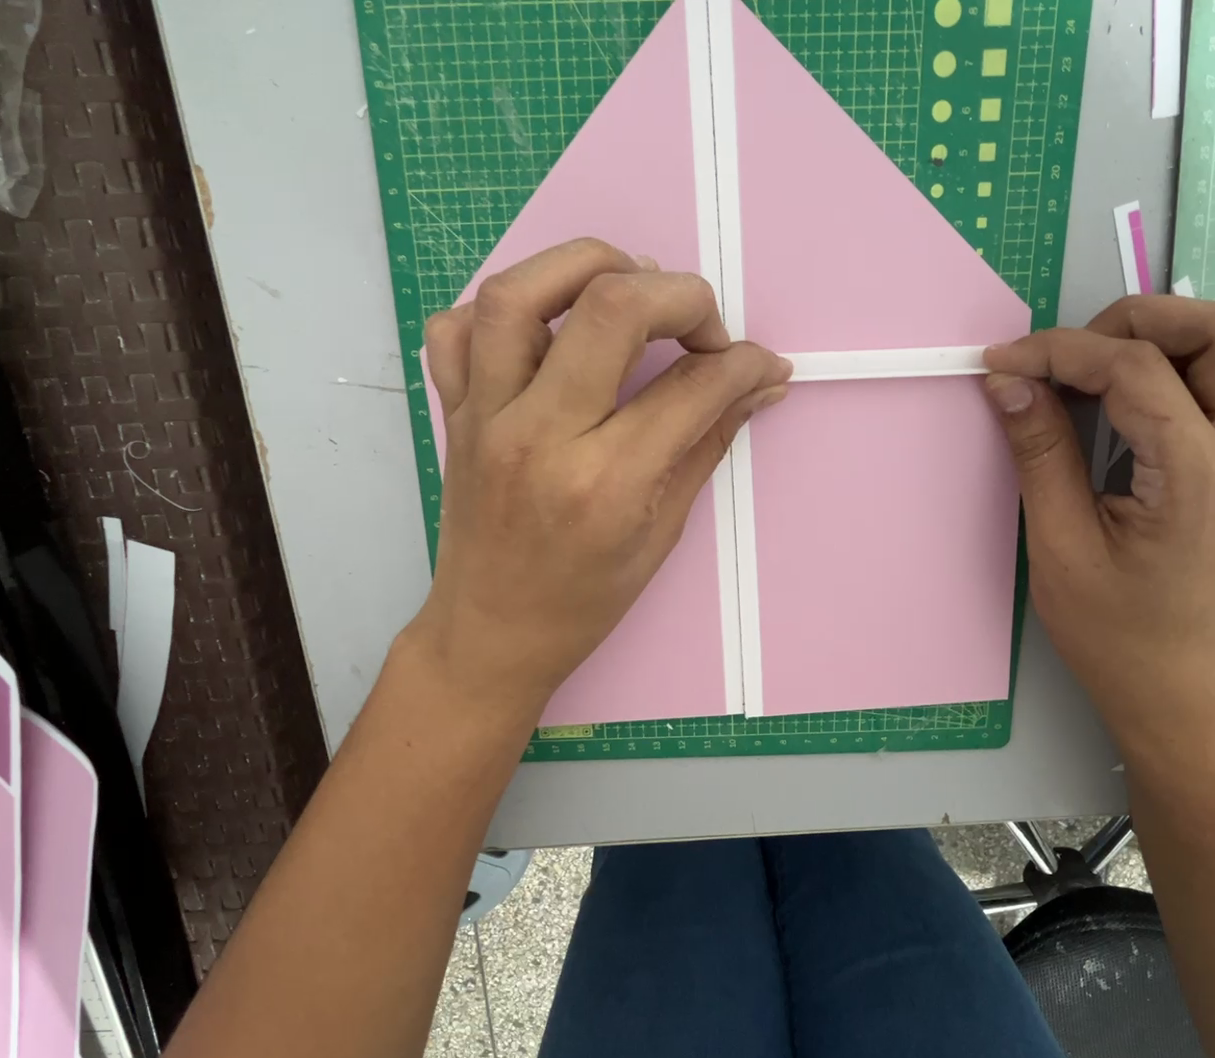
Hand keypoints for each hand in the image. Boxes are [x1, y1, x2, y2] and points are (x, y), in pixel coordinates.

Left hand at [404, 238, 790, 720]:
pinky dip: (501, 312)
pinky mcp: (454, 414)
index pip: (690, 386)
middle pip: (609, 308)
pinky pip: (454, 332)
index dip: (742, 360)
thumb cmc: (582, 602)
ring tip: (627, 287)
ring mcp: (485, 419)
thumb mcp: (661, 535)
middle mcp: (539, 436)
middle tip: (700, 324)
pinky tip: (545, 330)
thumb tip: (757, 386)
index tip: (760, 362)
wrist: (490, 635)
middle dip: (678, 295)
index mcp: (605, 483)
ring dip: (585, 266)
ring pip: (517, 294)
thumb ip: (707, 445)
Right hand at [982, 296, 1214, 720]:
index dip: (1061, 352)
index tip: (1004, 362)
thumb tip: (1009, 383)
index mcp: (1203, 481)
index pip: (1139, 371)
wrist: (1176, 685)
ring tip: (1092, 372)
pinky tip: (1121, 402)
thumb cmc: (1112, 630)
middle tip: (1069, 356)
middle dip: (1139, 321)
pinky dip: (1175, 369)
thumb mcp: (1061, 544)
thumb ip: (1041, 452)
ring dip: (1164, 339)